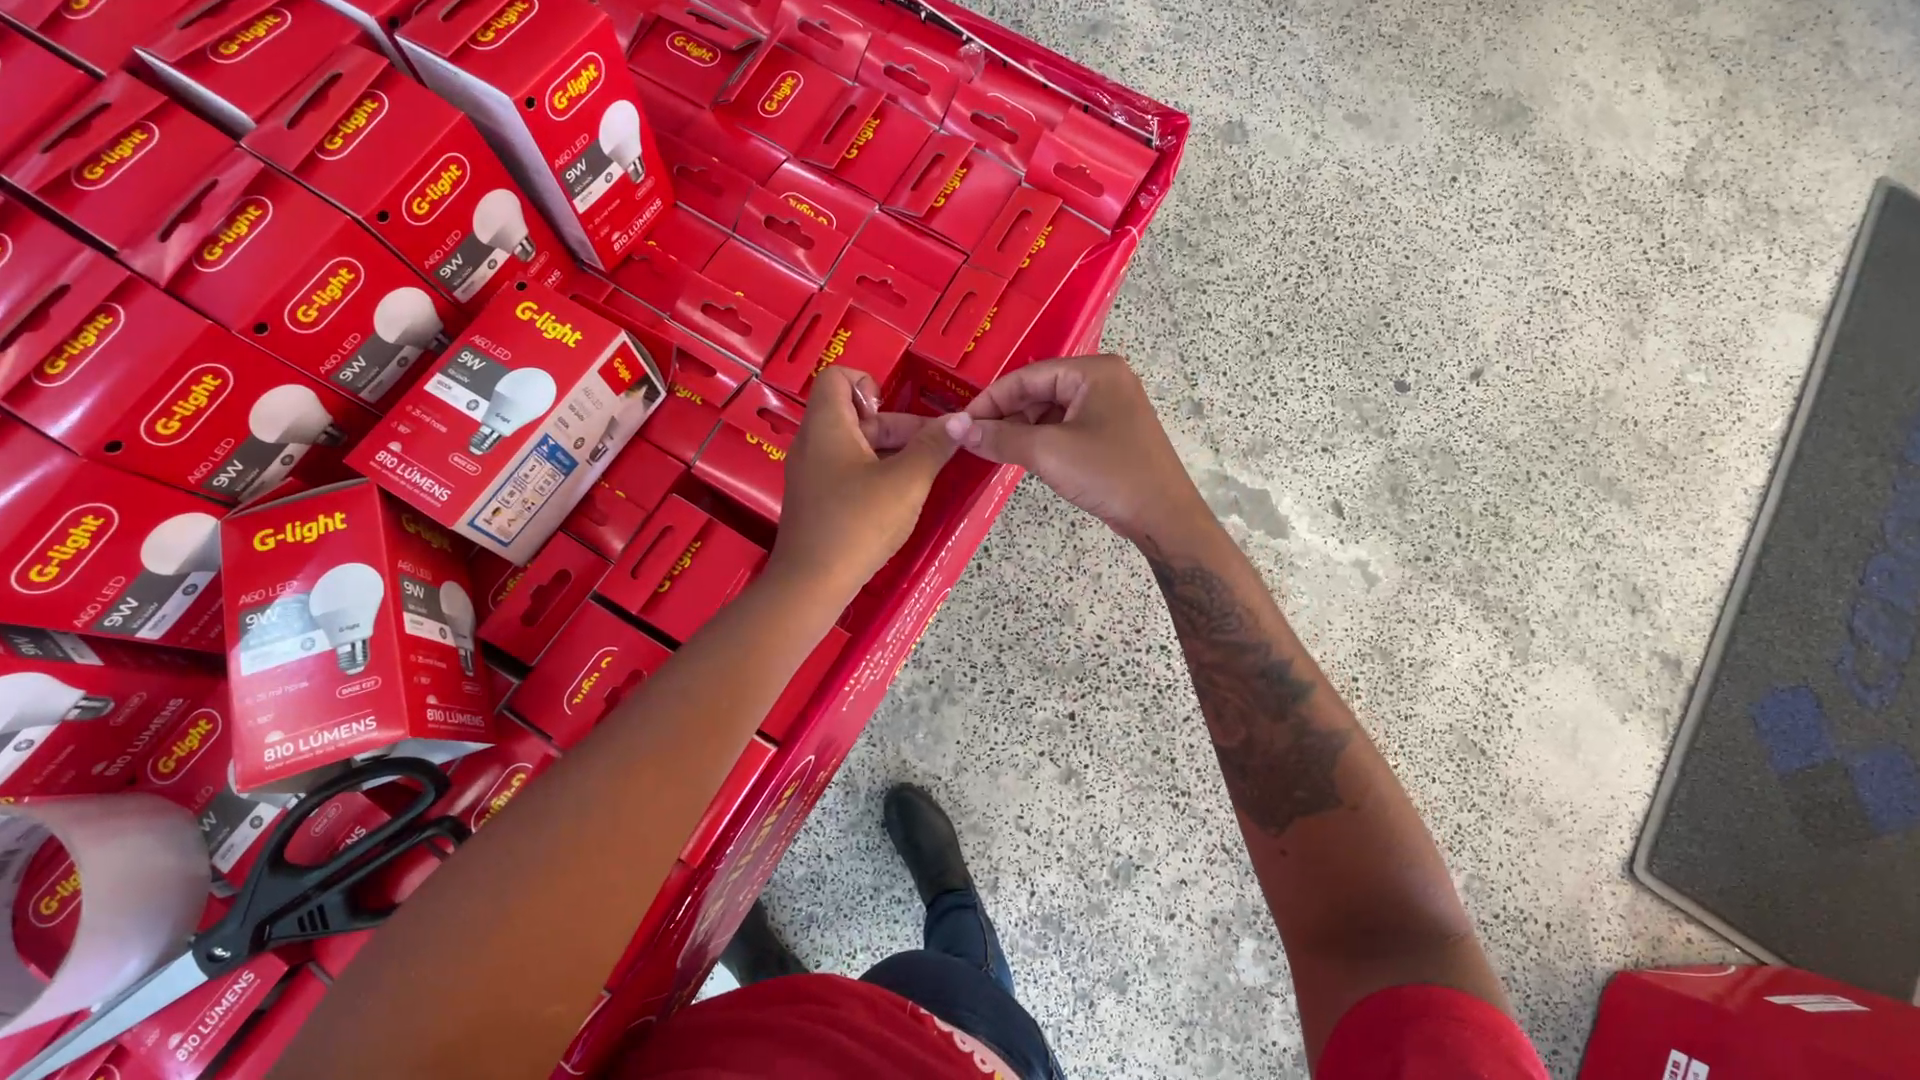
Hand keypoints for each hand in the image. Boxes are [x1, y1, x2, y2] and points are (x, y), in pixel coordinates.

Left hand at [769, 367, 961, 599]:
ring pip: (854, 445)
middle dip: (896, 426)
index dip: (870, 383)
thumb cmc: (859, 524)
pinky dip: (873, 473)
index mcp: (827, 426)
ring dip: (890, 452)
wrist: (812, 583)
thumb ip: (934, 447)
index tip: (895, 414)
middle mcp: (812, 442)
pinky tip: (898, 499)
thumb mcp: (906, 483)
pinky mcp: (816, 499)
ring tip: (922, 474)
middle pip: (855, 413)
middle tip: (931, 449)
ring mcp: (811, 472)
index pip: (838, 377)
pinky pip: (846, 470)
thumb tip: (962, 420)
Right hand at [953, 355, 1206, 543]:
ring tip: (995, 451)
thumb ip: (1001, 437)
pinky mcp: (1112, 432)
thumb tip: (958, 429)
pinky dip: (1043, 440)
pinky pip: (1067, 427)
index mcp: (1094, 371)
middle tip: (975, 441)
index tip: (961, 424)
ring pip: (1051, 411)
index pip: (1027, 376)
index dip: (990, 400)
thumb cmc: (1109, 475)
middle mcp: (1104, 380)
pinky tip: (1024, 457)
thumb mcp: (1048, 453)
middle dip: (1007, 415)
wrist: (1163, 517)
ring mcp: (1111, 406)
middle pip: (1040, 391)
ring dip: (1023, 430)